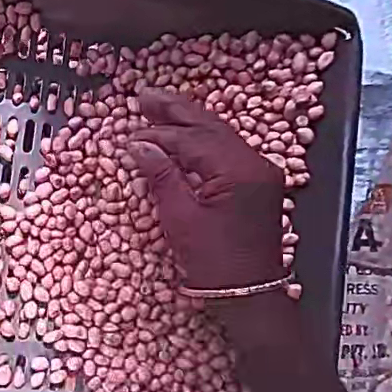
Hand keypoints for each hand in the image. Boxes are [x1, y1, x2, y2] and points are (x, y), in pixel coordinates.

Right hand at [126, 88, 286, 289]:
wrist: (249, 295)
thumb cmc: (215, 263)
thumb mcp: (181, 219)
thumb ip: (162, 176)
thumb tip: (139, 146)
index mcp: (239, 171)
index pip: (193, 140)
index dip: (159, 135)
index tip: (131, 135)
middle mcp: (256, 164)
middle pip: (210, 127)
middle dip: (176, 111)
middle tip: (146, 96)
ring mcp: (261, 172)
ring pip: (220, 135)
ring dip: (189, 122)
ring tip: (160, 108)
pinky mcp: (258, 183)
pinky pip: (227, 151)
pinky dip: (203, 141)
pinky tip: (185, 134)